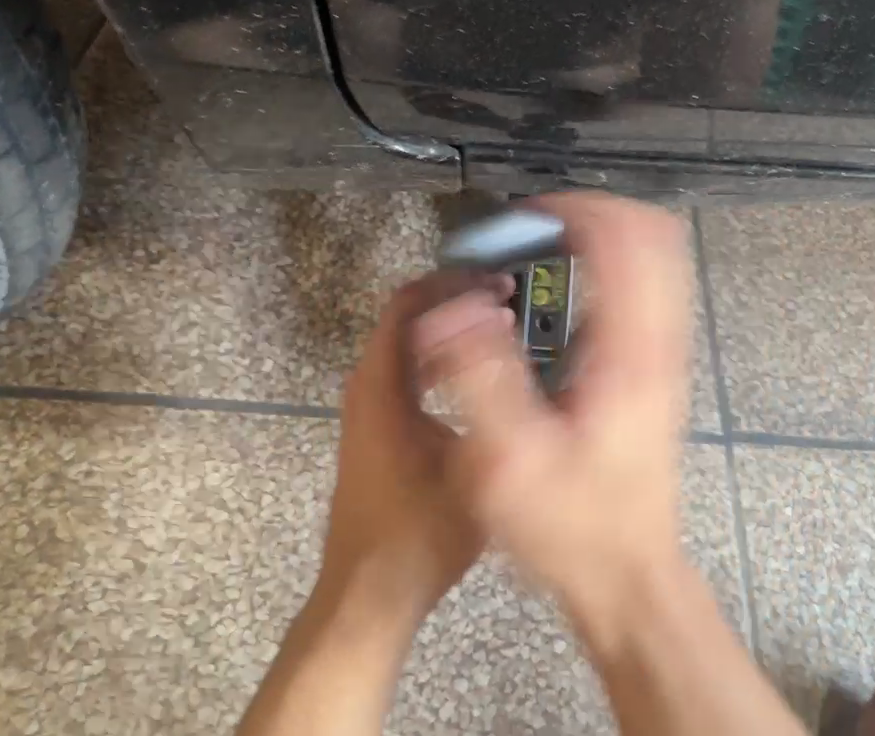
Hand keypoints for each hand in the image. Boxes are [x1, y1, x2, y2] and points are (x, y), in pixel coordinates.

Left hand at [318, 272, 509, 627]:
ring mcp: (365, 409)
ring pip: (409, 344)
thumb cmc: (421, 530)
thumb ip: (490, 401)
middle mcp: (366, 386)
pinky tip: (478, 373)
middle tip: (507, 297)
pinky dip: (441, 358)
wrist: (370, 592)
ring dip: (451, 328)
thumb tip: (509, 350)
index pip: (409, 302)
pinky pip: (407, 371)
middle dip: (457, 299)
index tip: (498, 282)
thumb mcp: (471, 464)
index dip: (454, 282)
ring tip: (501, 325)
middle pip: (407, 317)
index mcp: (382, 385)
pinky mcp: (374, 430)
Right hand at [411, 193, 695, 653]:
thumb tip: (446, 310)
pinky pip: (647, 289)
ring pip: (655, 258)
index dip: (575, 211)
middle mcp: (658, 343)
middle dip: (592, 214)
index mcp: (630, 353)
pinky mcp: (656, 369)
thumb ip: (478, 379)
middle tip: (535, 227)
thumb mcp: (508, 463)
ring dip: (602, 238)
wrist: (628, 576)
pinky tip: (562, 295)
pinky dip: (609, 269)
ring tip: (544, 249)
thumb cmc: (572, 528)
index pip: (626, 241)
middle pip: (652, 235)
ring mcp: (665, 354)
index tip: (525, 218)